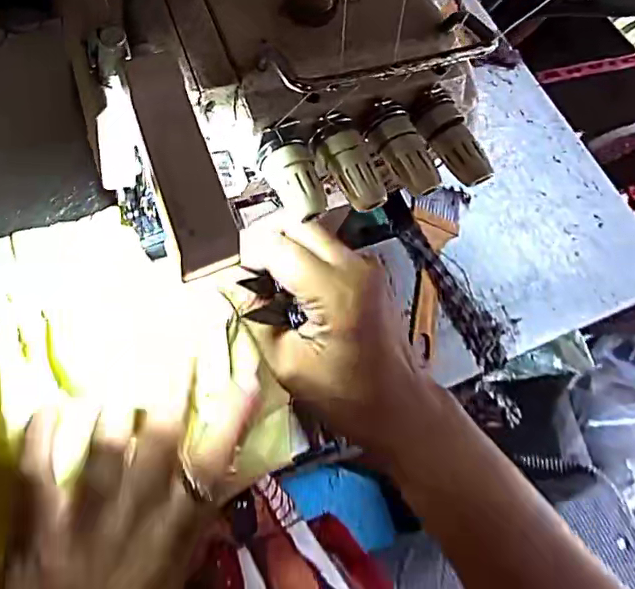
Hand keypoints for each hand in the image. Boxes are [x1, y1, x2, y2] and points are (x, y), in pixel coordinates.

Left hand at [7, 371, 259, 588]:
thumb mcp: (169, 577)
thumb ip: (188, 533)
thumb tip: (213, 486)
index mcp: (173, 535)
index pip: (212, 469)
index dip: (232, 420)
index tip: (246, 379)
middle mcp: (136, 519)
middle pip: (160, 442)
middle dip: (169, 397)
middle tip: (172, 363)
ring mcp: (86, 521)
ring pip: (107, 448)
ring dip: (112, 414)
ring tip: (114, 392)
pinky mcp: (39, 525)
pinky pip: (37, 467)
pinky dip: (40, 433)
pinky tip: (48, 407)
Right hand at [236, 213, 434, 456]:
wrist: (402, 408)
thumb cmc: (349, 397)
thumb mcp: (289, 366)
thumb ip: (257, 320)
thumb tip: (235, 289)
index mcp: (335, 290)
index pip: (277, 247)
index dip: (248, 256)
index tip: (232, 275)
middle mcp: (354, 267)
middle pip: (296, 226)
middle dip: (265, 242)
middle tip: (248, 273)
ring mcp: (366, 265)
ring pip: (312, 231)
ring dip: (285, 247)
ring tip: (269, 281)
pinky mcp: (369, 270)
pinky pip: (327, 247)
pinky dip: (304, 255)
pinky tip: (294, 287)